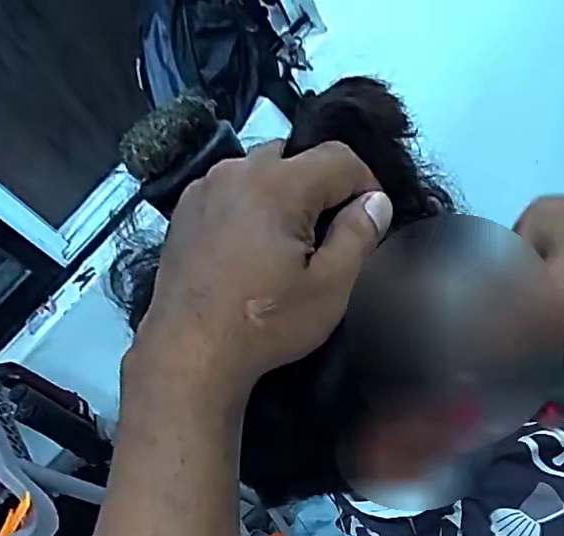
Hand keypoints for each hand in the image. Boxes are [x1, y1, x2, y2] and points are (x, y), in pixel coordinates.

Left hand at [127, 139, 392, 407]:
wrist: (192, 349)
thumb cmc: (267, 322)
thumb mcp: (329, 287)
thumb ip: (357, 237)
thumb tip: (377, 202)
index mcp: (279, 185)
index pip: (339, 158)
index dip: (368, 184)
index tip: (374, 221)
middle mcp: (238, 170)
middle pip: (297, 158)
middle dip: (324, 189)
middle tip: (333, 238)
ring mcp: (205, 188)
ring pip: (261, 173)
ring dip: (287, 198)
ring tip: (292, 247)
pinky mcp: (185, 211)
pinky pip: (232, 193)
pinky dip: (254, 209)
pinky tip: (256, 251)